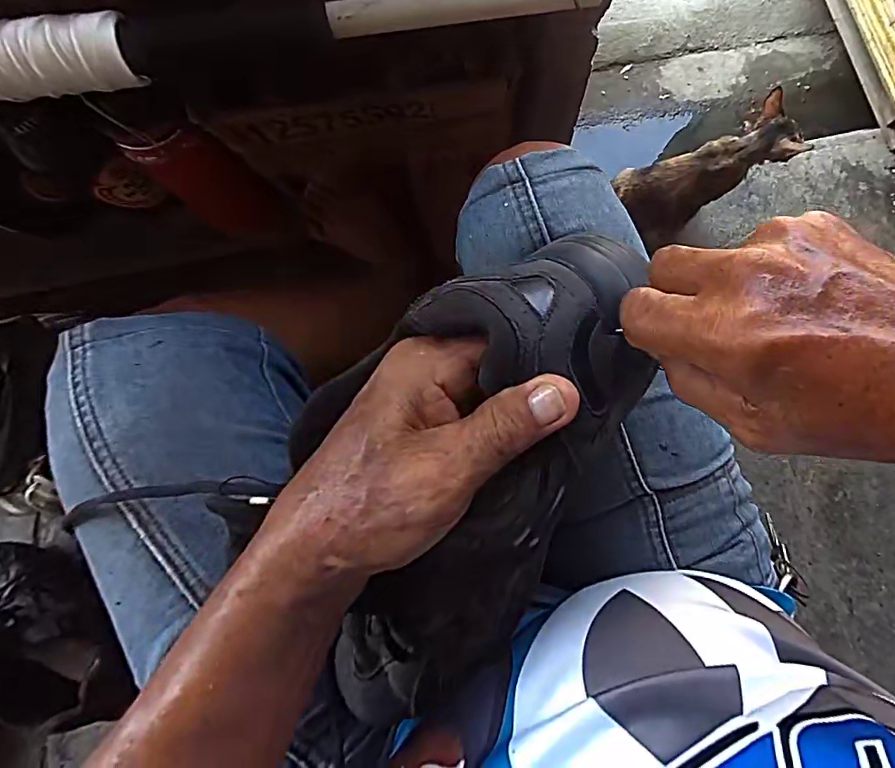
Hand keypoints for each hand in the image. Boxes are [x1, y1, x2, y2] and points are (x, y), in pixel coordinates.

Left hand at [263, 337, 578, 579]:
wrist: (312, 557)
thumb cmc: (366, 510)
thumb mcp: (449, 468)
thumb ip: (508, 425)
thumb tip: (565, 390)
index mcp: (425, 359)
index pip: (505, 337)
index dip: (544, 360)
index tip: (581, 382)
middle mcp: (423, 365)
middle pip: (500, 362)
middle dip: (532, 390)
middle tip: (571, 413)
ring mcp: (422, 393)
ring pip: (490, 389)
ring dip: (514, 414)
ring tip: (548, 432)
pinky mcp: (424, 420)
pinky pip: (475, 409)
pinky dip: (496, 428)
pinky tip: (516, 445)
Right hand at [620, 212, 894, 461]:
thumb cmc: (872, 412)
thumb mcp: (765, 429)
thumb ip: (697, 385)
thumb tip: (669, 351)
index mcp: (730, 334)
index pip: (639, 308)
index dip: (645, 328)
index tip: (662, 336)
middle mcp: (748, 275)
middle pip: (664, 264)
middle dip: (675, 296)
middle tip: (710, 325)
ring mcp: (783, 240)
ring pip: (717, 253)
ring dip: (730, 282)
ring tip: (781, 316)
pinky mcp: (813, 222)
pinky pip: (764, 241)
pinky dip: (773, 266)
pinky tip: (812, 297)